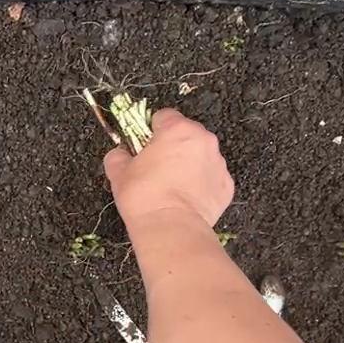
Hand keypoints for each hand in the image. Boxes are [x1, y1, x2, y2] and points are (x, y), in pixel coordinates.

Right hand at [103, 108, 234, 240]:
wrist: (170, 227)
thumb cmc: (144, 196)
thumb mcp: (119, 174)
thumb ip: (117, 156)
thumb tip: (118, 154)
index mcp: (177, 130)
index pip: (164, 116)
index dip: (150, 131)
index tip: (143, 145)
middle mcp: (203, 140)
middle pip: (186, 135)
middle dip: (172, 148)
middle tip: (155, 169)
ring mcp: (218, 162)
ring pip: (200, 157)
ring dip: (187, 166)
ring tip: (170, 188)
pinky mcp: (226, 185)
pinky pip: (211, 179)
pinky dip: (199, 186)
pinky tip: (184, 200)